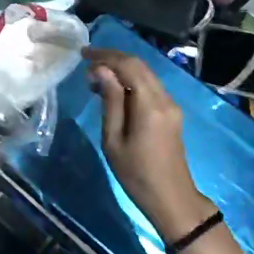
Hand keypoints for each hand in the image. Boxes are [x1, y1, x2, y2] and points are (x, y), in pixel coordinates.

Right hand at [84, 47, 215, 241]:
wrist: (171, 198)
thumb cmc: (136, 173)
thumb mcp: (113, 139)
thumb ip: (110, 102)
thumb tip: (102, 71)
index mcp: (150, 105)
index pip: (129, 66)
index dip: (105, 56)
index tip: (82, 55)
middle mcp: (165, 99)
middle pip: (139, 65)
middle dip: (113, 58)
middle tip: (86, 63)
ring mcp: (171, 105)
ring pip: (145, 74)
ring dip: (121, 69)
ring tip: (95, 79)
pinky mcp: (171, 113)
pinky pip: (149, 86)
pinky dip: (130, 81)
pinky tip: (112, 91)